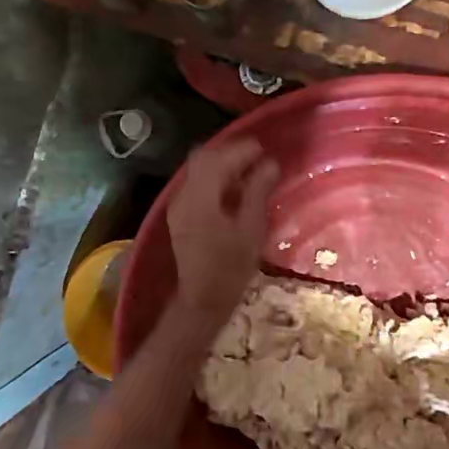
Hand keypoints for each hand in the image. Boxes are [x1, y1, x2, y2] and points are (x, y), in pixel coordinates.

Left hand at [166, 138, 278, 316]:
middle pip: (203, 158)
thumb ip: (258, 192)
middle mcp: (183, 195)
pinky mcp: (180, 214)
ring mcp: (178, 204)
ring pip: (198, 169)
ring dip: (222, 164)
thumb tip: (270, 163)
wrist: (202, 299)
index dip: (242, 150)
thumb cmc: (231, 268)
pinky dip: (214, 178)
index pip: (219, 159)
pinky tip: (234, 189)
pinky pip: (195, 183)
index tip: (265, 149)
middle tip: (258, 157)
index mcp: (200, 197)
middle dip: (230, 153)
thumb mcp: (251, 229)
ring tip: (249, 171)